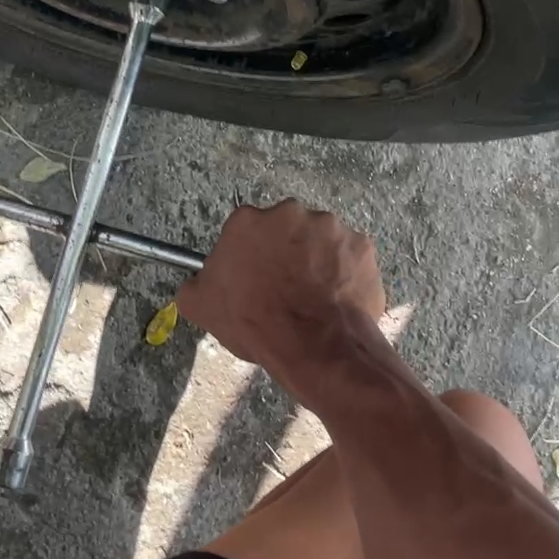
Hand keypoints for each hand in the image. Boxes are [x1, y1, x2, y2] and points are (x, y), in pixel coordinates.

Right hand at [177, 200, 386, 378]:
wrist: (315, 345)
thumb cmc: (256, 323)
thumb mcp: (201, 308)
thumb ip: (196, 283)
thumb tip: (198, 282)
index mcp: (247, 222)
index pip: (243, 231)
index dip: (247, 255)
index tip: (252, 278)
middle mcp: (289, 213)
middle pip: (284, 229)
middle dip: (284, 252)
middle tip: (283, 288)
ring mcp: (330, 227)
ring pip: (319, 241)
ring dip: (315, 261)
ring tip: (312, 298)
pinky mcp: (362, 245)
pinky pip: (349, 257)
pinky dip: (343, 274)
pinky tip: (335, 300)